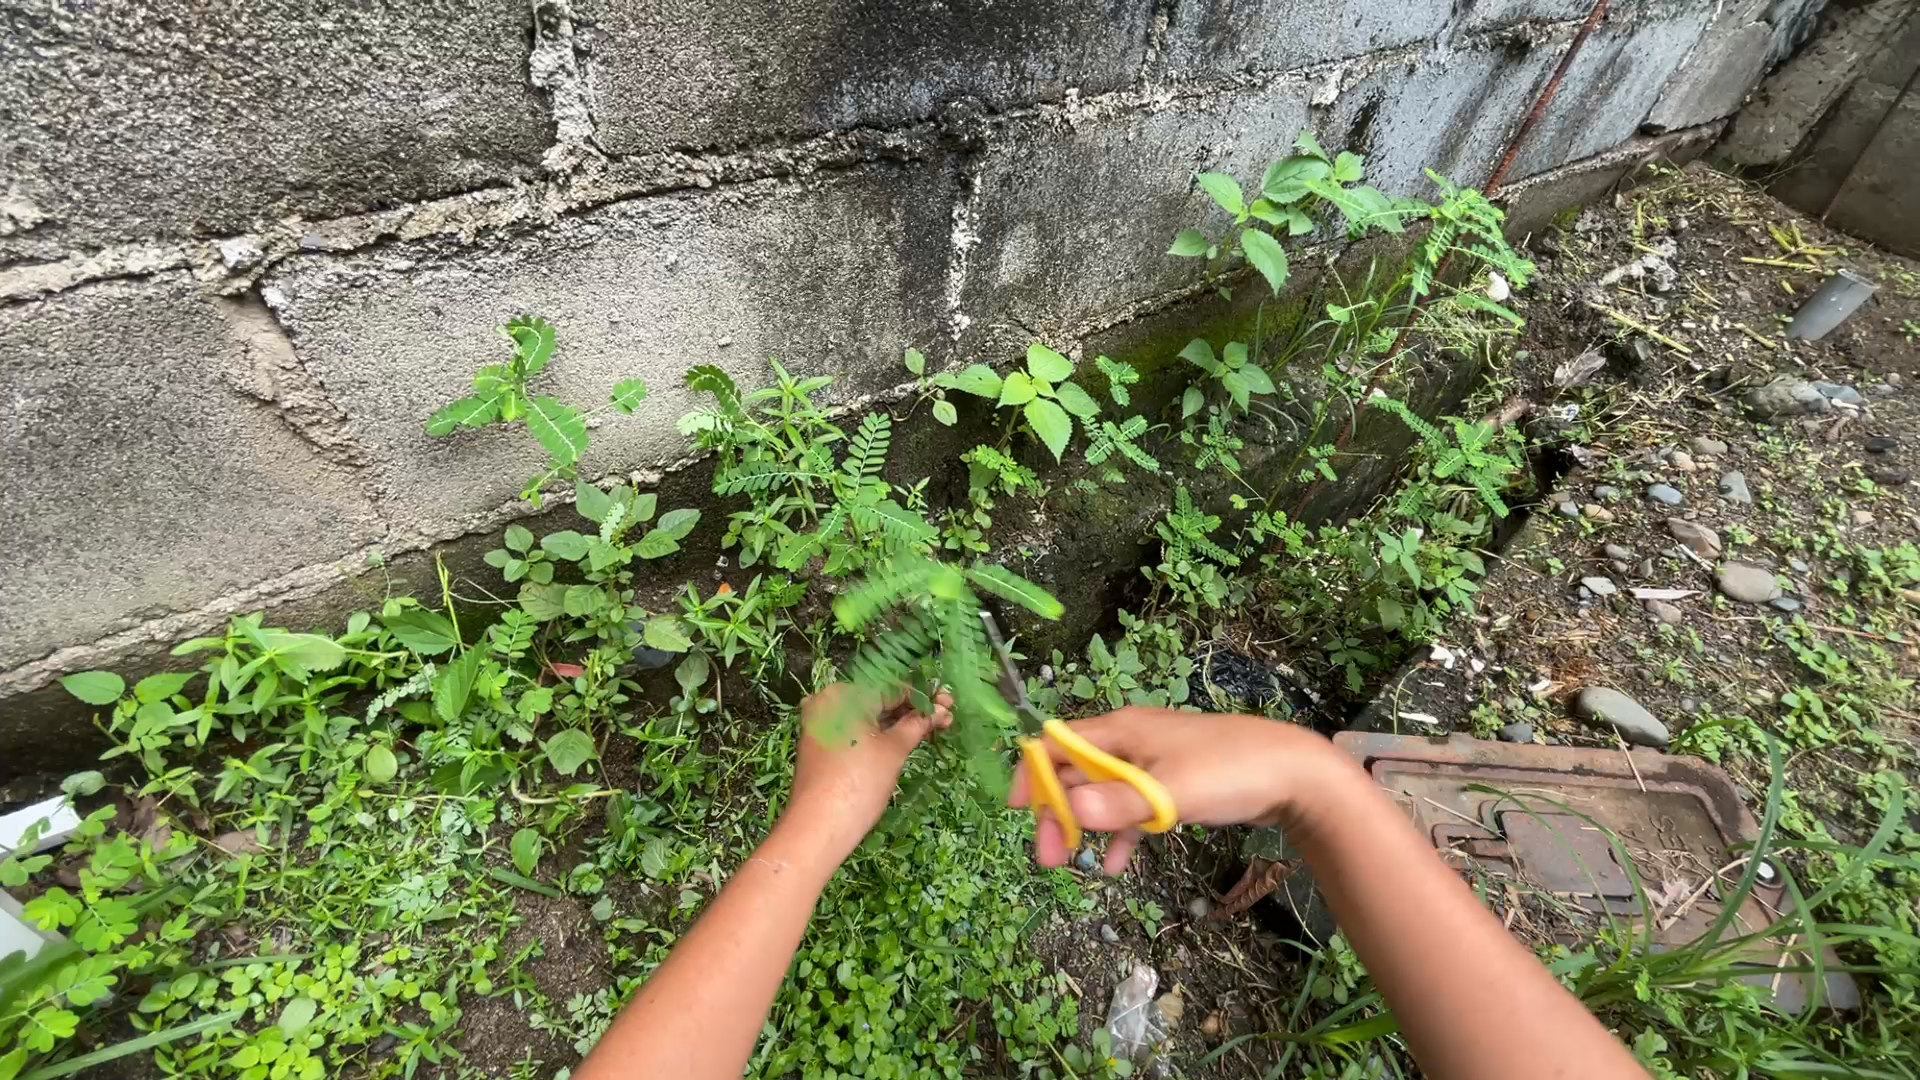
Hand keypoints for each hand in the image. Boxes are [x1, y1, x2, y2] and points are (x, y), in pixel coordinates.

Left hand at [782, 683, 951, 860]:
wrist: (817, 829)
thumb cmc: (859, 783)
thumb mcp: (894, 750)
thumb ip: (918, 724)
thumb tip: (941, 710)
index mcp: (844, 693)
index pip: (893, 687)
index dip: (923, 696)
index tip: (948, 703)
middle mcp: (828, 700)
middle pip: (880, 698)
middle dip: (913, 709)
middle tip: (945, 717)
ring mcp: (822, 721)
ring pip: (869, 714)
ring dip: (899, 721)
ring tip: (931, 728)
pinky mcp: (821, 741)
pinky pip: (856, 727)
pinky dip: (879, 732)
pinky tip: (904, 736)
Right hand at [1007, 707, 1344, 874]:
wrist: (1294, 771)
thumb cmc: (1227, 770)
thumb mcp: (1171, 791)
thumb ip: (1119, 805)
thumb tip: (1068, 812)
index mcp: (1120, 730)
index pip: (1058, 743)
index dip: (1033, 773)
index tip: (1017, 810)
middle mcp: (1128, 740)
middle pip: (1075, 771)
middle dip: (1057, 809)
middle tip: (1049, 856)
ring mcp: (1150, 762)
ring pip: (1101, 791)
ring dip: (1083, 824)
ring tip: (1070, 864)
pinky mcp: (1170, 783)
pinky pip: (1131, 806)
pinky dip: (1118, 832)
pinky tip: (1114, 864)